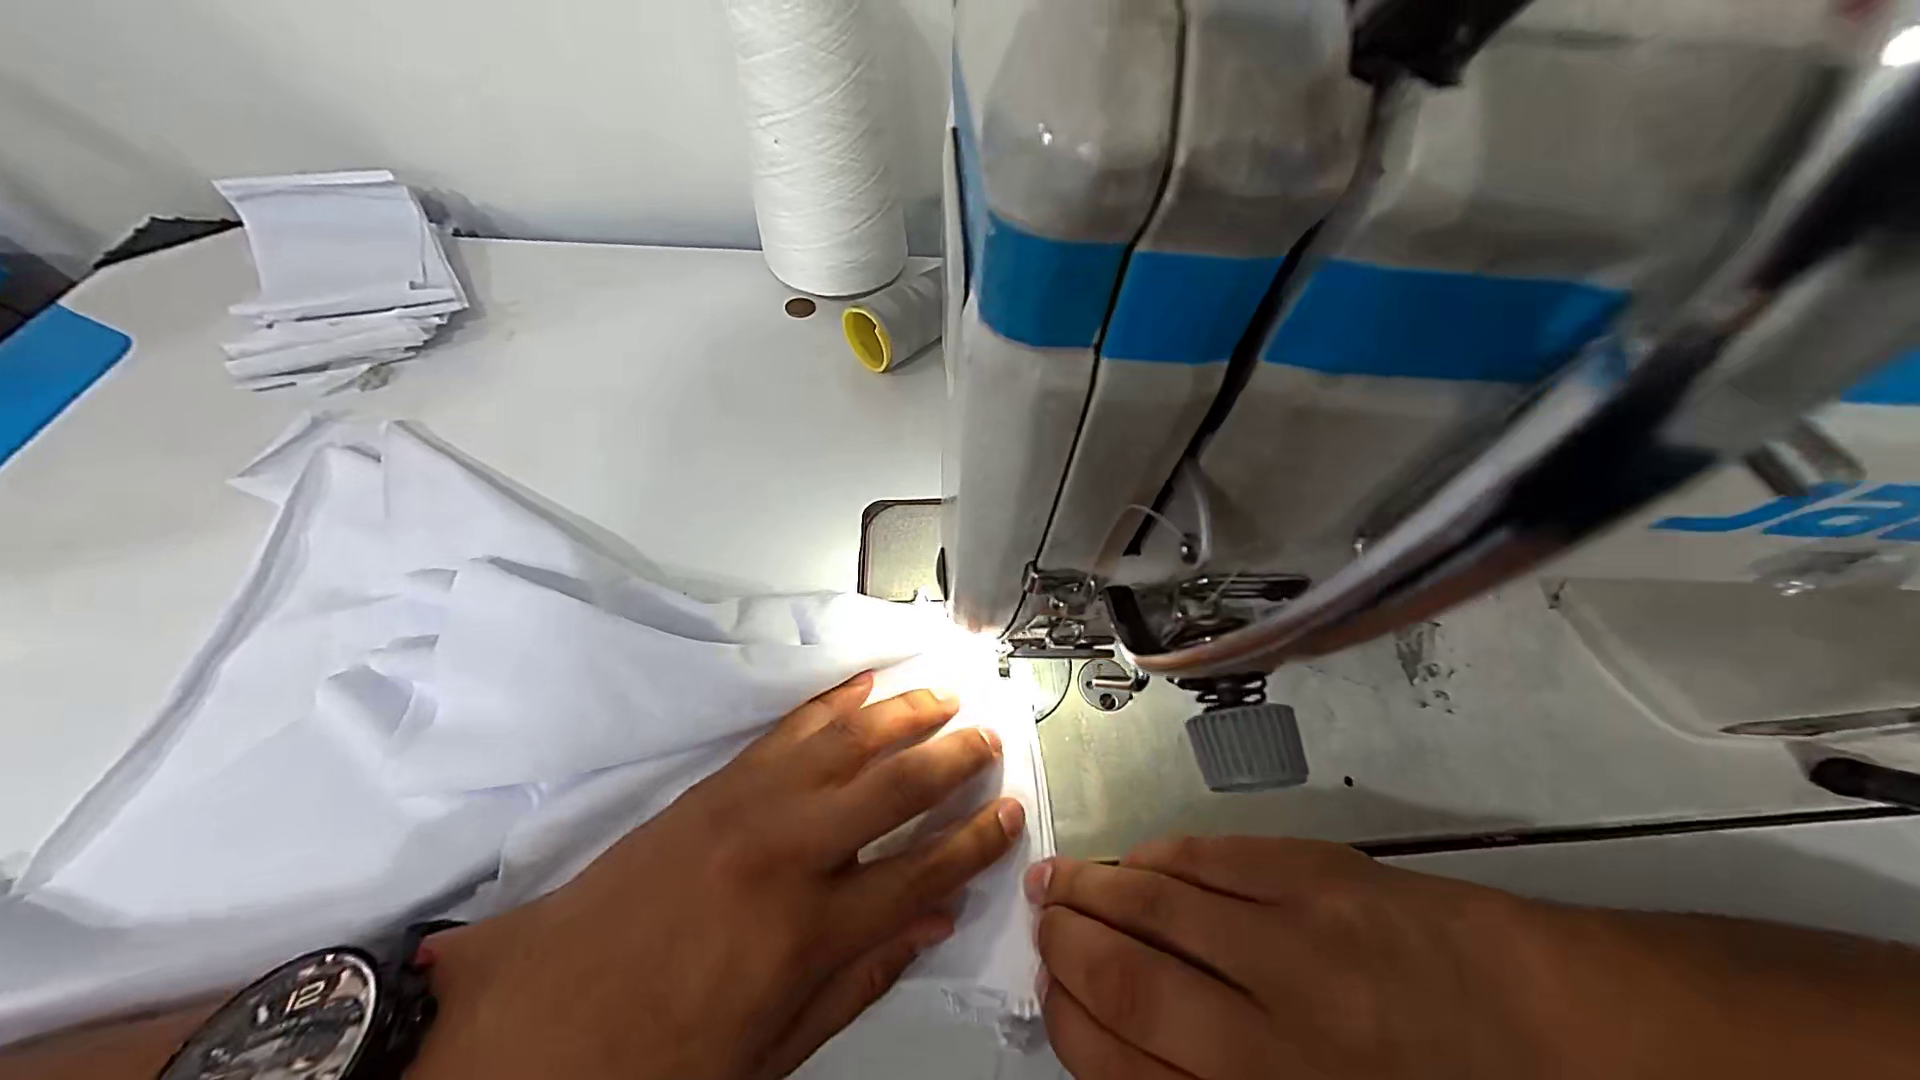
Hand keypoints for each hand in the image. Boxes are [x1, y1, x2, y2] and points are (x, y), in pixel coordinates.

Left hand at [412, 673, 1024, 1079]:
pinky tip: (862, 685)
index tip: (1010, 812)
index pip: (923, 872)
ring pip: (850, 741)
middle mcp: (787, 853)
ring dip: (904, 714)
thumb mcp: (774, 1050)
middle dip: (955, 758)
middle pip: (897, 786)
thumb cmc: (654, 1055)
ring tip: (944, 696)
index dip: (977, 840)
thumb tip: (934, 923)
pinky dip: (833, 703)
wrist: (528, 1024)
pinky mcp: (714, 785)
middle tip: (990, 738)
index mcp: (808, 931)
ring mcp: (748, 806)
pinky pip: (789, 729)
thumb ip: (864, 977)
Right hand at [1028, 835, 1919, 1079]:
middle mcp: (1268, 1036)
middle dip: (1062, 941)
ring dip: (1092, 888)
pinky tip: (1131, 863)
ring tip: (1055, 879)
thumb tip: (1124, 1049)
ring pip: (1153, 903)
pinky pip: (1207, 860)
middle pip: (1123, 972)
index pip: (1120, 1062)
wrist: (1575, 1042)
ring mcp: (1292, 941)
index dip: (1068, 1019)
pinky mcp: (1318, 875)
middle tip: (1036, 918)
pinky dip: (1155, 860)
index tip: (1047, 990)